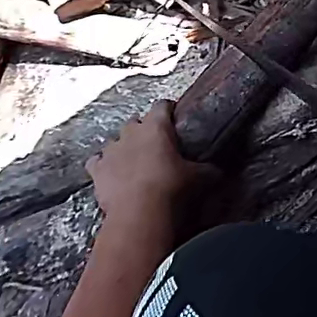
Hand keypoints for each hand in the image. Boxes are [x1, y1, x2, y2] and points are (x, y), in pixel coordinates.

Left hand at [87, 100, 214, 230]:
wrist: (139, 211)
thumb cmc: (171, 186)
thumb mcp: (198, 177)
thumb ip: (208, 170)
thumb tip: (220, 171)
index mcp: (156, 126)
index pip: (162, 105)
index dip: (168, 109)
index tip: (174, 116)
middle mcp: (131, 131)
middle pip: (136, 121)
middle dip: (143, 129)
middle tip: (155, 145)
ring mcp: (111, 149)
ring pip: (115, 140)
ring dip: (123, 148)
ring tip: (133, 161)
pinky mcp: (97, 169)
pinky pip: (97, 161)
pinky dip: (103, 165)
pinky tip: (110, 173)